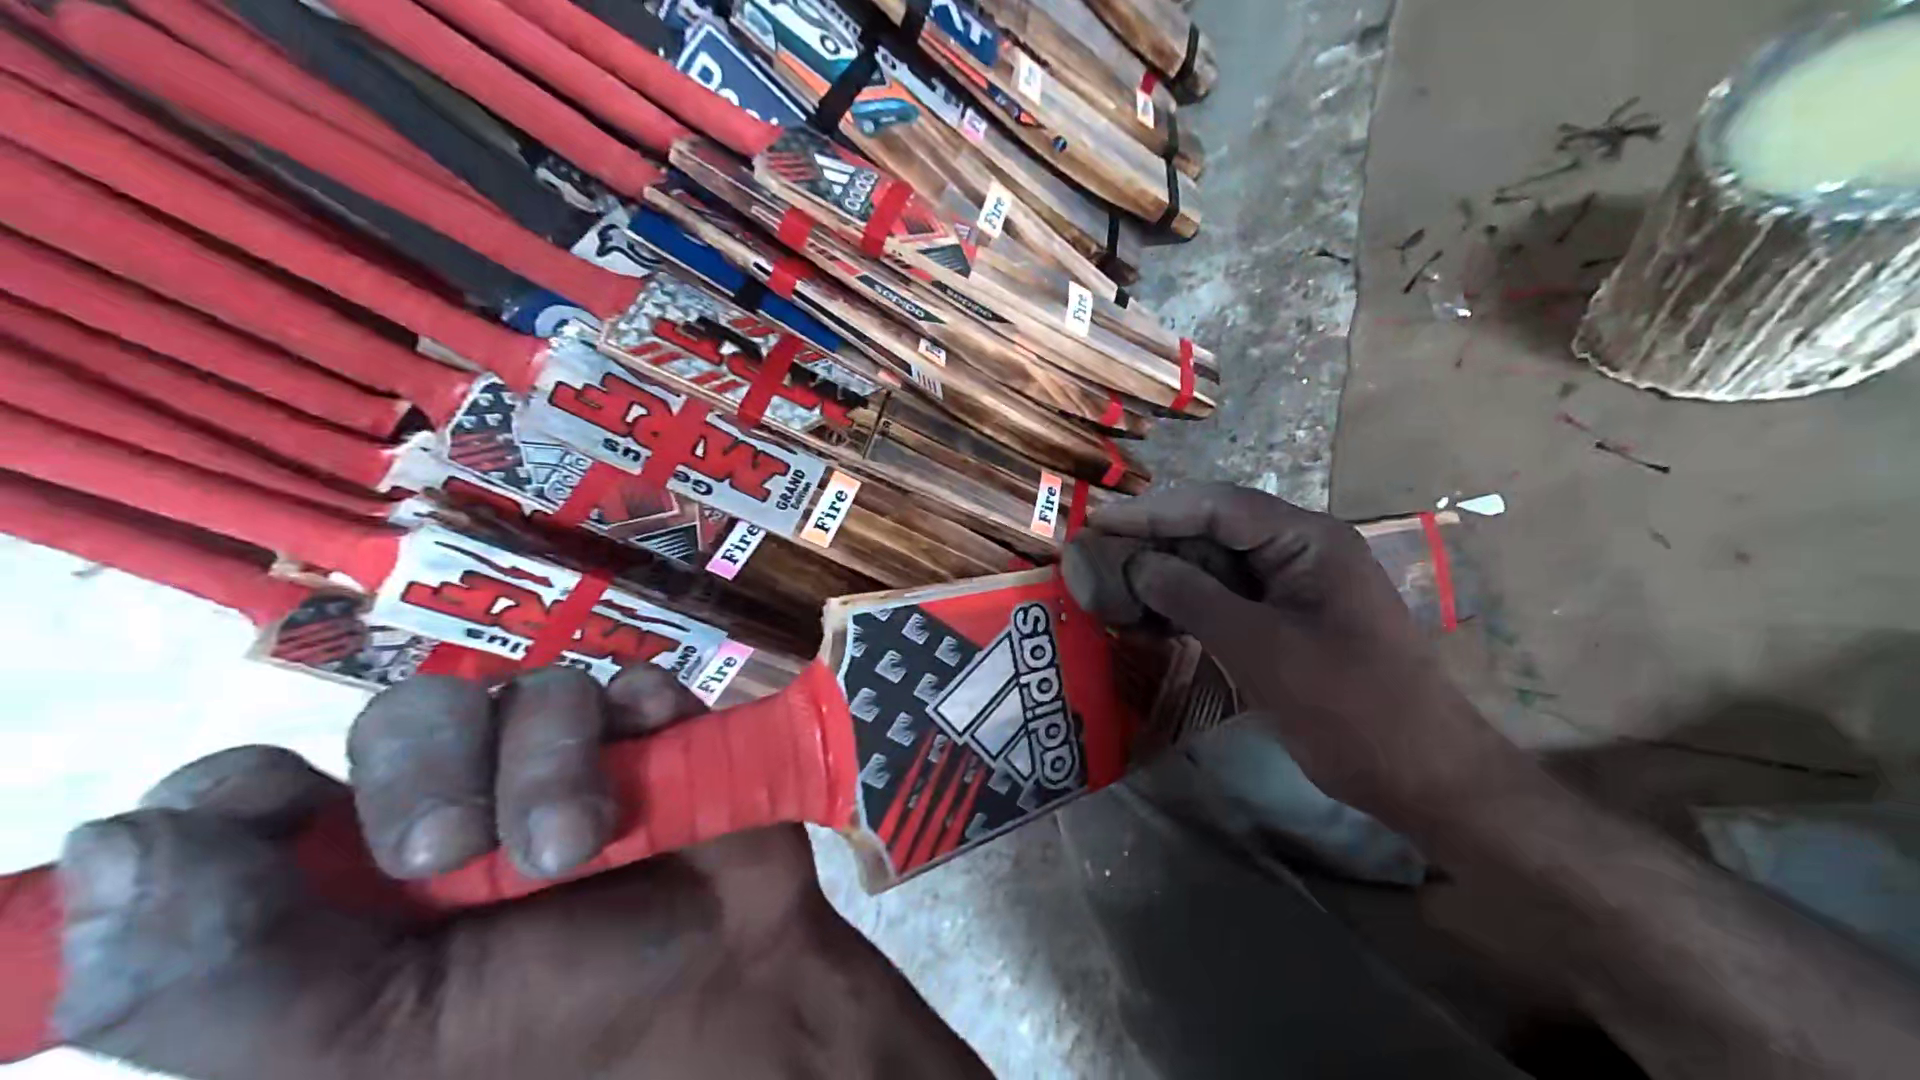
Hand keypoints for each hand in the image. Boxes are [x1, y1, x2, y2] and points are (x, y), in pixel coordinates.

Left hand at [53, 665, 984, 1079]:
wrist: (723, 1004)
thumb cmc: (545, 1048)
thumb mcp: (362, 1052)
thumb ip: (220, 978)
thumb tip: (104, 844)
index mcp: (361, 873)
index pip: (260, 786)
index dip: (246, 791)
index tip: (270, 829)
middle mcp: (459, 792)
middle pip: (402, 715)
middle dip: (418, 775)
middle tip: (448, 857)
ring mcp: (567, 750)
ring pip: (521, 691)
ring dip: (541, 764)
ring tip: (575, 847)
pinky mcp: (653, 724)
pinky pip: (628, 683)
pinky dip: (632, 719)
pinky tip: (646, 776)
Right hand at [1065, 484, 1522, 821]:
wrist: (1421, 776)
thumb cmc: (1350, 707)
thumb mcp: (1263, 650)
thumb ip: (1194, 598)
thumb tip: (1137, 563)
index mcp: (1308, 541)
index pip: (1218, 507)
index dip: (1153, 511)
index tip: (1098, 523)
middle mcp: (1298, 553)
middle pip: (1211, 531)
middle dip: (1153, 544)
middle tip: (1096, 558)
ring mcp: (1290, 588)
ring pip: (1212, 566)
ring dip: (1163, 578)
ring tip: (1111, 591)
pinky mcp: (1281, 622)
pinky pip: (1222, 601)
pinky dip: (1183, 609)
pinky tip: (1146, 622)